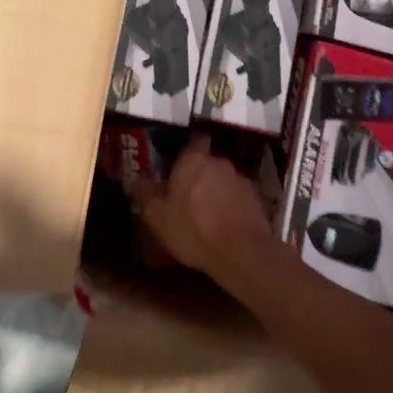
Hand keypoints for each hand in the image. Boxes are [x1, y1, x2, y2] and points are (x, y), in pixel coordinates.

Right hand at [127, 134, 277, 278]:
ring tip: (207, 213)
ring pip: (224, 180)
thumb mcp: (157, 216)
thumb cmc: (193, 229)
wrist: (242, 253)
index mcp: (194, 160)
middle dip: (199, 174)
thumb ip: (145, 194)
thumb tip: (135, 179)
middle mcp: (220, 163)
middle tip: (187, 194)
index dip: (189, 147)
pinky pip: (238, 198)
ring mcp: (241, 181)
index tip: (179, 160)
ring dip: (216, 191)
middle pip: (208, 162)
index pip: (195, 139)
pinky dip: (231, 207)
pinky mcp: (257, 201)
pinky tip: (225, 225)